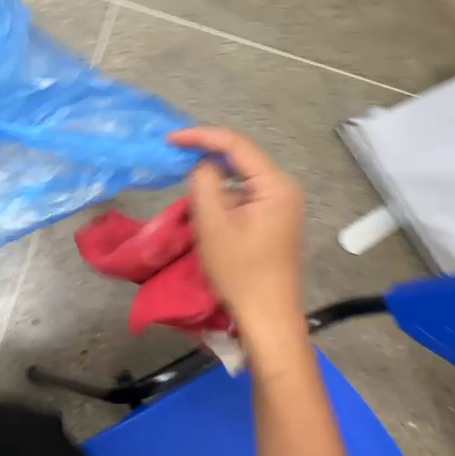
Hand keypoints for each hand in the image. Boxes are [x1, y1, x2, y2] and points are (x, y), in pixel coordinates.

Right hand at [169, 127, 305, 338]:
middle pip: (241, 157)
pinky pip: (245, 194)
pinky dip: (223, 193)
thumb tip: (202, 164)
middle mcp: (284, 189)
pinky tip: (204, 202)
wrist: (267, 319)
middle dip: (207, 152)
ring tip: (184, 174)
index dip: (201, 137)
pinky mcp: (274, 220)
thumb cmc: (240, 272)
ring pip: (241, 176)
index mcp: (275, 186)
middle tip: (174, 152)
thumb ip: (204, 183)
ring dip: (214, 175)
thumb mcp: (213, 224)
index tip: (170, 139)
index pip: (236, 145)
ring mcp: (281, 205)